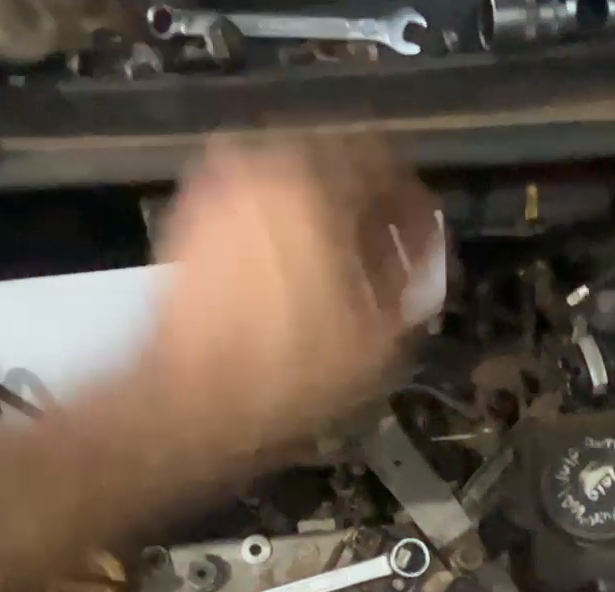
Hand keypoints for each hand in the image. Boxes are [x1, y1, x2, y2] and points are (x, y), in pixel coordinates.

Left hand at [144, 136, 439, 449]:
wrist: (193, 401)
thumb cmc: (293, 372)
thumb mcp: (378, 339)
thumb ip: (410, 283)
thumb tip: (418, 259)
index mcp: (317, 183)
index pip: (386, 166)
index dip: (414, 211)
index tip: (423, 248)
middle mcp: (262, 166)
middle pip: (336, 168)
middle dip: (368, 213)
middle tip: (385, 259)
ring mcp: (218, 191)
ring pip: (291, 187)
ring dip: (325, 222)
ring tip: (340, 273)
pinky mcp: (190, 222)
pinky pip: (254, 210)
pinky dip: (282, 232)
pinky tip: (293, 280)